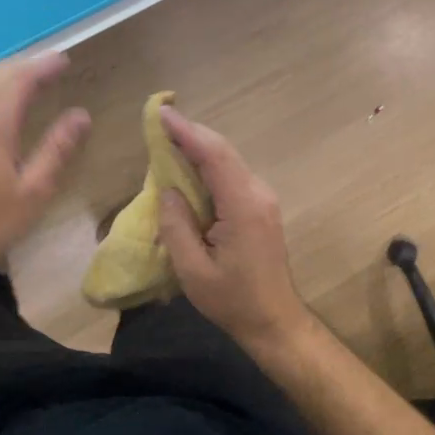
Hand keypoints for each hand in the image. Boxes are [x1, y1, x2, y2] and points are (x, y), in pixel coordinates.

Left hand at [0, 53, 90, 290]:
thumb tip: (81, 115)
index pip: (20, 80)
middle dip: (26, 66)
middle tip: (53, 65)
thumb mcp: (34, 190)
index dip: (43, 66)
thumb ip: (58, 148)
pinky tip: (2, 103)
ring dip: (7, 77)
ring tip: (32, 79)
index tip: (64, 59)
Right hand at [156, 106, 309, 345]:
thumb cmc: (232, 300)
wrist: (274, 321)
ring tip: (168, 139)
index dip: (187, 132)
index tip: (162, 113)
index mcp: (242, 205)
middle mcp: (257, 193)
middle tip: (160, 121)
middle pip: (223, 152)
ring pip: (228, 161)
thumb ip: (176, 226)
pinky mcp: (261, 207)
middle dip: (191, 133)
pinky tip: (189, 168)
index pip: (213, 156)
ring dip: (200, 148)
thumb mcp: (192, 270)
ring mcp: (263, 199)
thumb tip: (167, 191)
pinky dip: (209, 166)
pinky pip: (232, 176)